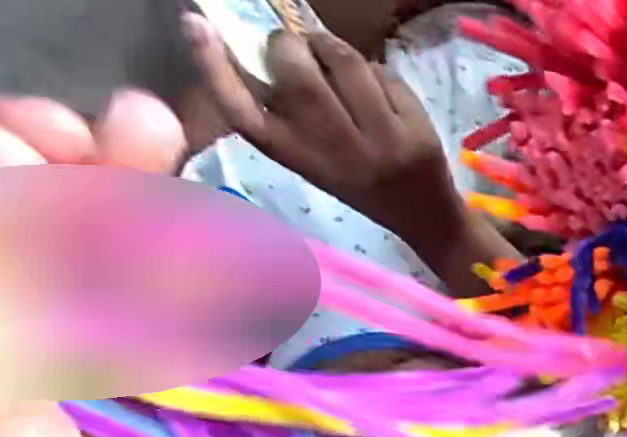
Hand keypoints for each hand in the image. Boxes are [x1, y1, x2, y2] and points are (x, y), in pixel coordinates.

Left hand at [0, 92, 195, 436]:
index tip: (8, 140)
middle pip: (9, 199)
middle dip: (56, 158)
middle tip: (111, 130)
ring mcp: (61, 333)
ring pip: (99, 244)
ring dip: (133, 192)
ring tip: (159, 135)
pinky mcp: (139, 367)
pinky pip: (163, 302)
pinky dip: (189, 267)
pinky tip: (212, 236)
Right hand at [182, 16, 514, 287]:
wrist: (429, 220)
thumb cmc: (363, 184)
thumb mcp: (314, 159)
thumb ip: (284, 113)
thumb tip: (242, 38)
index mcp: (302, 160)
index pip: (243, 112)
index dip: (212, 65)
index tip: (197, 26)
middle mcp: (341, 154)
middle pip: (296, 72)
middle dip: (290, 45)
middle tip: (299, 51)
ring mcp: (385, 144)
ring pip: (345, 61)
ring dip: (333, 47)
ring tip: (336, 62)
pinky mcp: (419, 134)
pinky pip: (384, 74)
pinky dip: (375, 72)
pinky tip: (378, 93)